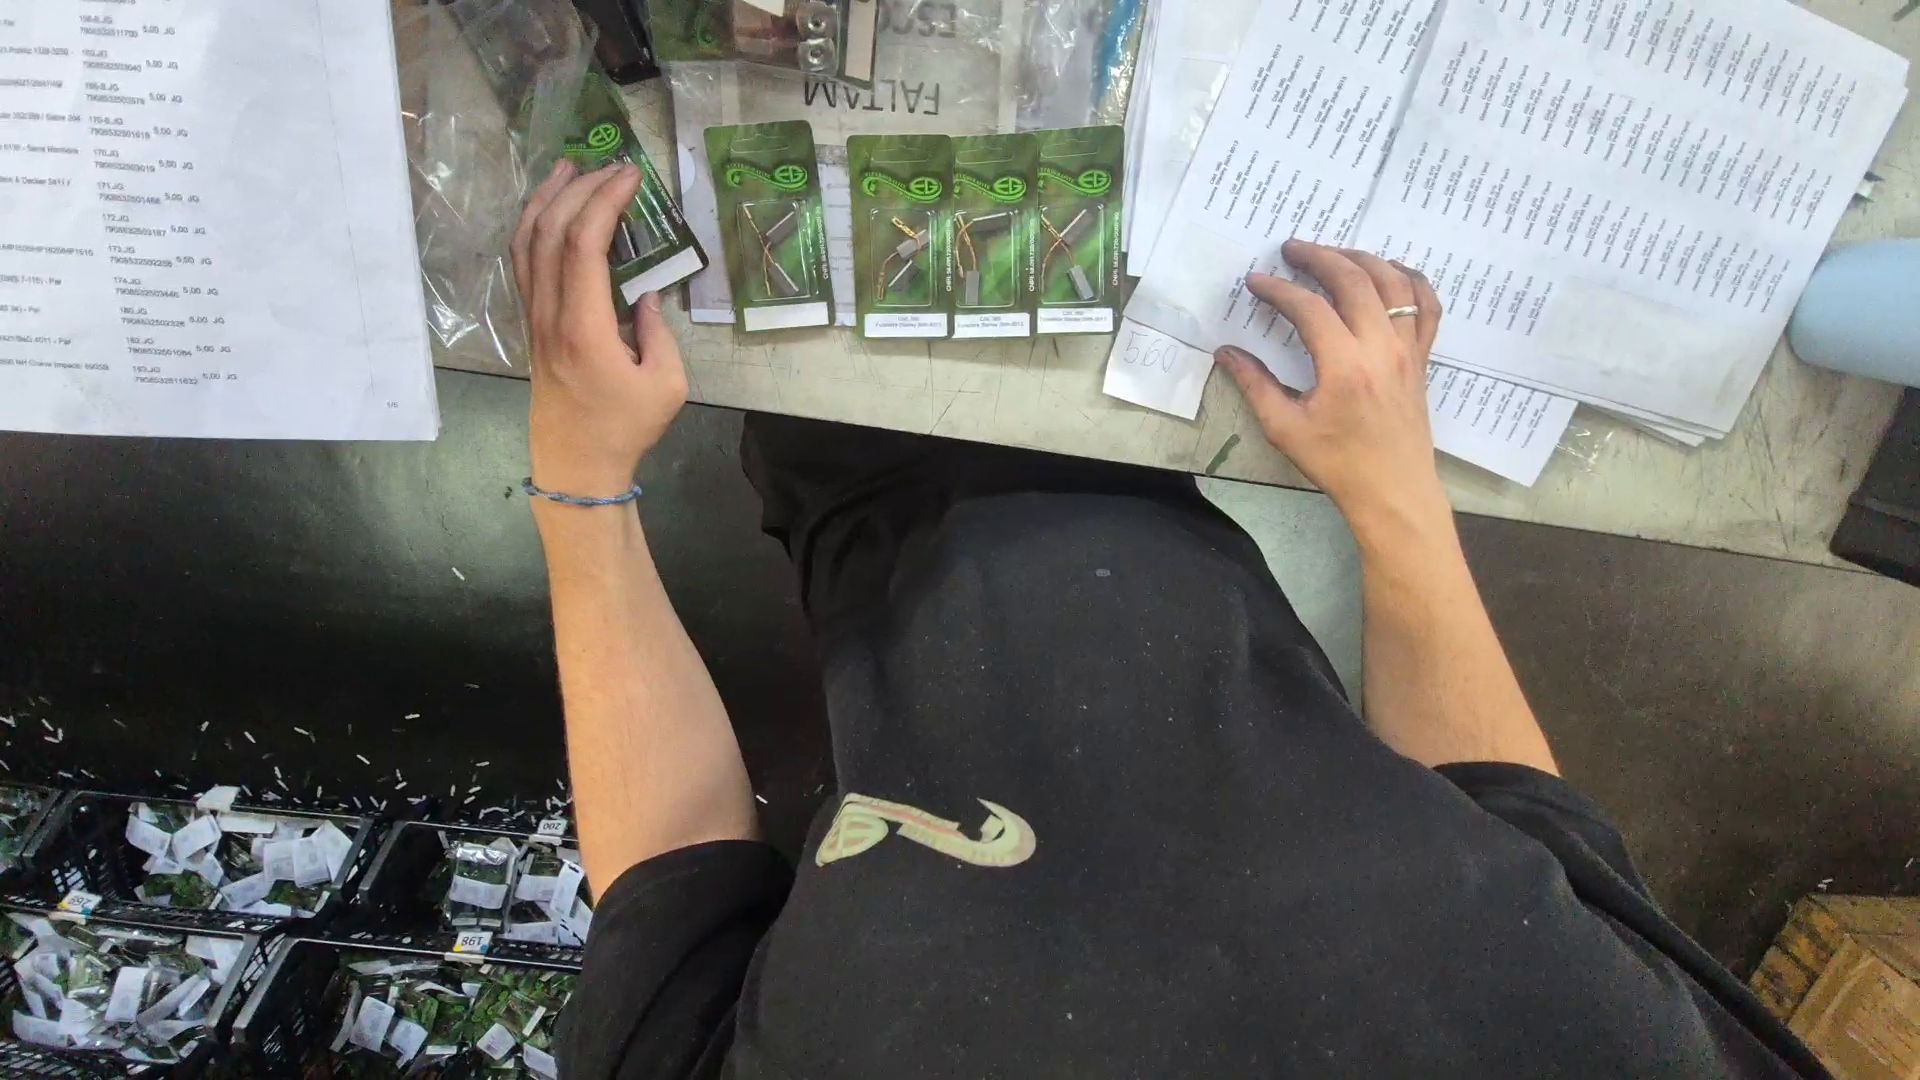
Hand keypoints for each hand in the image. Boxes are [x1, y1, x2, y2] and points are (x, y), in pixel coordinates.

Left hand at [511, 159, 687, 499]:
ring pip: (526, 241)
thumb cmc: (626, 426)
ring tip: (568, 168)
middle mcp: (550, 313)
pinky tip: (546, 212)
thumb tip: (646, 295)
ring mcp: (534, 318)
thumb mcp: (666, 385)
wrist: (578, 462)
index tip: (631, 177)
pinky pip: (522, 262)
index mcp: (585, 327)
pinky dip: (532, 227)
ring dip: (545, 199)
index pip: (586, 244)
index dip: (606, 202)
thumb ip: (659, 333)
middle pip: (551, 231)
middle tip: (609, 167)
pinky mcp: (532, 325)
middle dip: (579, 189)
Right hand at [1215, 240, 1446, 532]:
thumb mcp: (1284, 428)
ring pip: (1392, 282)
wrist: (1391, 489)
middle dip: (1319, 257)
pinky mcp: (1421, 356)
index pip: (1309, 309)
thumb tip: (1227, 352)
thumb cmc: (1335, 462)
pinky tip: (1388, 271)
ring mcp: (1408, 348)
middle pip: (1354, 280)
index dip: (1279, 290)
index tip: (1256, 282)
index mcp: (1344, 367)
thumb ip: (1255, 384)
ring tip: (1332, 254)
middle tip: (1292, 249)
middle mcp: (1381, 347)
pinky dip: (1409, 278)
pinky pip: (1426, 303)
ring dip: (1361, 259)